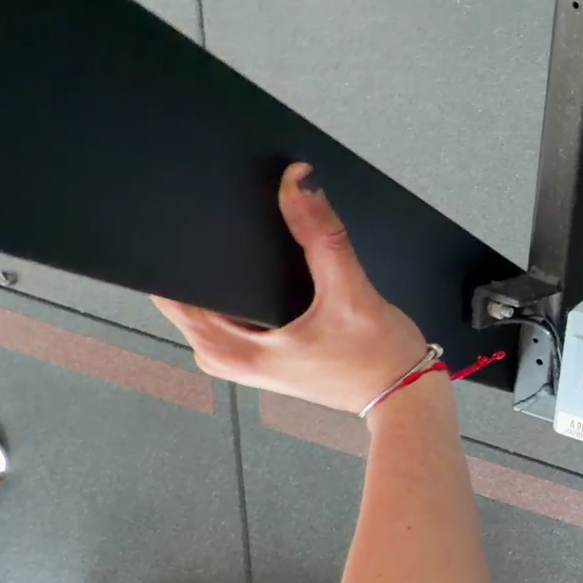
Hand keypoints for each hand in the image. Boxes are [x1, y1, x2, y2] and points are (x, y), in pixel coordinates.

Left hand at [152, 162, 428, 414]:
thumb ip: (322, 237)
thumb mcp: (353, 295)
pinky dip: (256, 297)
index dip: (185, 244)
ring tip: (277, 268)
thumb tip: (299, 182)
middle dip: (220, 260)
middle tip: (256, 240)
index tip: (206, 219)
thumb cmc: (381, 363)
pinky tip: (285, 289)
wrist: (410, 400)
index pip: (172, 282)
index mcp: (225, 348)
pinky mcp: (264, 359)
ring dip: (241, 278)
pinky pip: (239, 316)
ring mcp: (242, 361)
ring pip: (218, 301)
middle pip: (194, 288)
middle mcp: (222, 358)